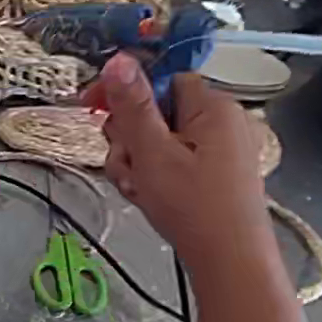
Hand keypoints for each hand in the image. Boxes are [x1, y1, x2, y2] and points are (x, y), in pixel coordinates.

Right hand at [87, 53, 267, 250]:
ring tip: (138, 189)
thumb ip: (132, 106)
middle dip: (128, 139)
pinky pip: (170, 161)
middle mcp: (218, 121)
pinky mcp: (211, 173)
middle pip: (154, 111)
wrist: (229, 263)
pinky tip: (148, 197)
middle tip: (126, 167)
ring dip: (135, 162)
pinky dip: (152, 176)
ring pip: (156, 141)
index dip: (124, 94)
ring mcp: (216, 149)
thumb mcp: (152, 153)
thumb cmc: (192, 205)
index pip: (158, 79)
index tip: (92, 110)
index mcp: (211, 106)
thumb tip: (117, 58)